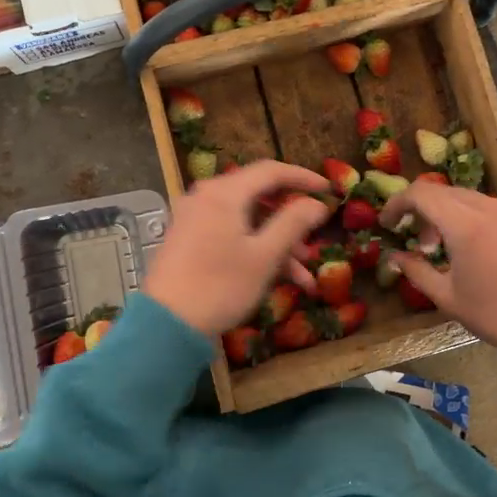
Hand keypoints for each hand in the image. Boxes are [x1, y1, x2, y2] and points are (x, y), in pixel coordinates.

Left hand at [145, 161, 332, 337]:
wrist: (167, 325)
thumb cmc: (220, 287)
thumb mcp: (264, 256)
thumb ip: (293, 223)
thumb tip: (317, 203)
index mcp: (224, 193)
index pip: (271, 171)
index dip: (303, 177)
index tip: (329, 190)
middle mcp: (206, 196)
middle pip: (259, 195)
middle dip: (291, 218)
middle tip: (316, 234)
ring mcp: (195, 218)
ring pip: (247, 220)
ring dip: (277, 242)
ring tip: (303, 275)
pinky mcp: (189, 239)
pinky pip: (231, 233)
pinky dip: (255, 249)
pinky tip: (281, 279)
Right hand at [379, 182, 496, 354]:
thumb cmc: (495, 314)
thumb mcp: (447, 296)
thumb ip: (416, 271)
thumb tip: (394, 257)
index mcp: (464, 223)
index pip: (420, 193)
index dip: (397, 204)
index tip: (387, 223)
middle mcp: (486, 207)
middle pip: (441, 191)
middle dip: (420, 209)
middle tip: (414, 240)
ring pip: (464, 197)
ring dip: (444, 212)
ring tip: (440, 247)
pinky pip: (485, 206)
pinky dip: (467, 216)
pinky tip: (469, 246)